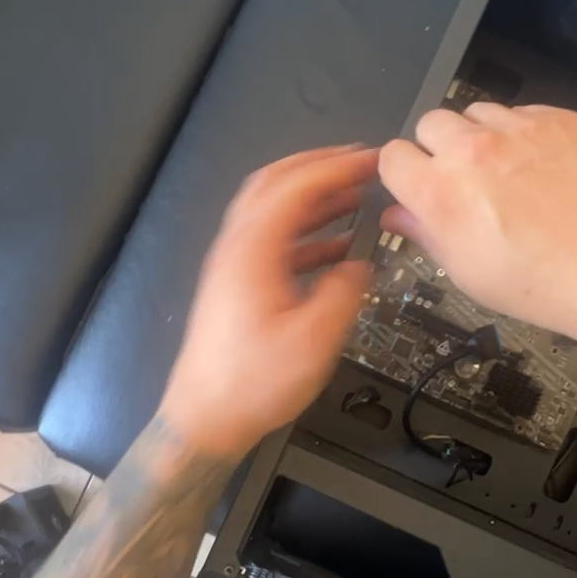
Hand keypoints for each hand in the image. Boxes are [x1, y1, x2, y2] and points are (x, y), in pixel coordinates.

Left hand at [158, 145, 376, 457]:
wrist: (205, 418)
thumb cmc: (251, 384)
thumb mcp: (314, 340)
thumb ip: (344, 293)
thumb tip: (359, 267)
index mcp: (253, 251)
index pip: (297, 186)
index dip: (337, 166)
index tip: (371, 159)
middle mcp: (236, 248)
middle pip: (275, 184)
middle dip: (319, 167)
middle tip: (357, 163)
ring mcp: (232, 266)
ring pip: (271, 211)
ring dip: (312, 198)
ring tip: (352, 197)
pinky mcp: (236, 287)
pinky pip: (273, 242)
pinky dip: (304, 234)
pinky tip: (333, 248)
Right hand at [378, 104, 576, 351]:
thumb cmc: (543, 284)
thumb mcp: (469, 274)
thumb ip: (426, 234)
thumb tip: (398, 214)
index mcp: (440, 193)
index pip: (393, 157)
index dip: (403, 174)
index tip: (416, 189)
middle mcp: (473, 150)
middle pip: (431, 124)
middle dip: (437, 149)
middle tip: (463, 182)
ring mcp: (519, 128)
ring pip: (476, 112)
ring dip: (479, 137)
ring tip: (505, 174)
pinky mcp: (560, 117)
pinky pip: (523, 113)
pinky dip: (522, 134)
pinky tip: (542, 169)